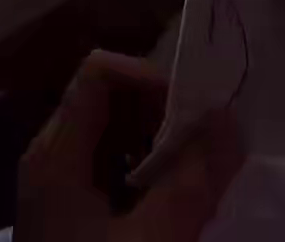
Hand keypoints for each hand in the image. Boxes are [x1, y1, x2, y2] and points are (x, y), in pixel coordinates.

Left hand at [17, 51, 241, 241]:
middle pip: (110, 95)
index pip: (100, 71)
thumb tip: (232, 118)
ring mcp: (58, 186)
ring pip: (114, 128)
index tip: (184, 115)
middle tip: (197, 143)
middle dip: (160, 111)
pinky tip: (166, 201)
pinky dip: (145, 166)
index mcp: (56, 155)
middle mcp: (52, 158)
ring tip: (189, 172)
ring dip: (158, 140)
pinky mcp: (69, 213)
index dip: (146, 77)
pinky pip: (112, 161)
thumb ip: (195, 179)